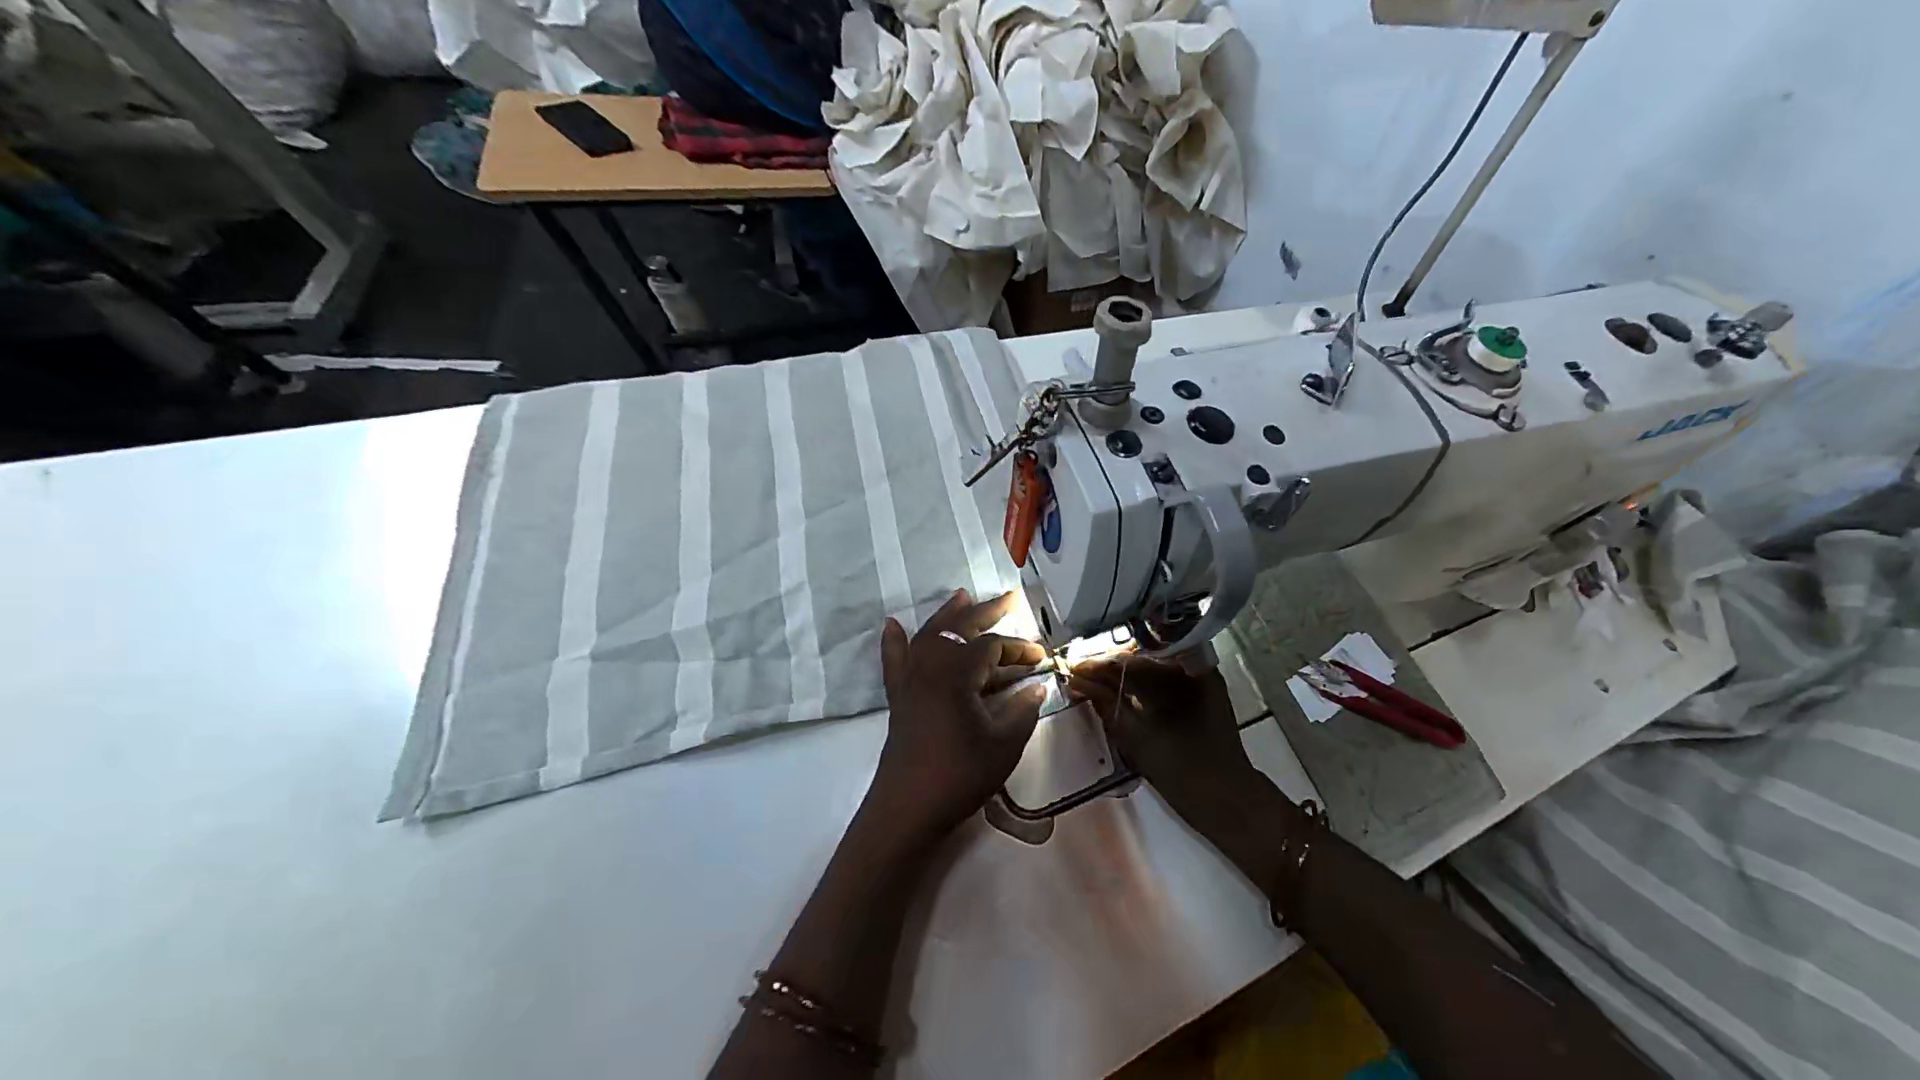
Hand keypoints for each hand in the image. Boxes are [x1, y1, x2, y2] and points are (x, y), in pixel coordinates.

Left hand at [866, 589, 1048, 840]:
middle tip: (1009, 598)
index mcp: (956, 672)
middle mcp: (929, 665)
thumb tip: (1036, 687)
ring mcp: (910, 679)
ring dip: (947, 615)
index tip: (1041, 656)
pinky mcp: (898, 697)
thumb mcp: (1003, 744)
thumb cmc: (960, 774)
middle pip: (959, 628)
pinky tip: (891, 625)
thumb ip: (1022, 711)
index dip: (1019, 648)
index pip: (992, 647)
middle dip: (986, 612)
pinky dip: (894, 641)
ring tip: (962, 596)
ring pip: (928, 635)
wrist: (909, 807)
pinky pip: (894, 660)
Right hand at [1068, 656, 1284, 833]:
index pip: (1134, 659)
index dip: (1101, 663)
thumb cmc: (1184, 771)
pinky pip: (1157, 685)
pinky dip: (1134, 689)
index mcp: (1187, 672)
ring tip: (1088, 684)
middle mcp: (1194, 670)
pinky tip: (1112, 695)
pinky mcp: (1194, 700)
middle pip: (1141, 660)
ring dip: (1118, 678)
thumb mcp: (1138, 738)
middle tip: (1075, 675)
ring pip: (1147, 672)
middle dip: (1107, 668)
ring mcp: (1196, 684)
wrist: (1227, 803)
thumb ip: (1106, 704)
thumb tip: (1075, 681)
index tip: (1073, 667)